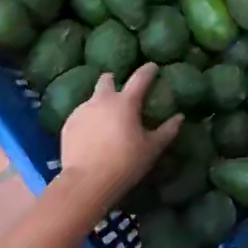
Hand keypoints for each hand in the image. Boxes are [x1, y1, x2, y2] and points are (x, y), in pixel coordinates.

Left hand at [60, 64, 182, 206]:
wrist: (88, 181)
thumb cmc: (125, 163)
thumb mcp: (152, 149)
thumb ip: (167, 131)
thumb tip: (179, 117)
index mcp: (125, 103)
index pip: (140, 78)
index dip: (148, 70)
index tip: (153, 66)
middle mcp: (101, 100)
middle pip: (106, 80)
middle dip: (113, 81)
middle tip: (120, 91)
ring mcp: (81, 111)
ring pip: (92, 99)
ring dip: (100, 104)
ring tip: (106, 121)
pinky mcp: (68, 124)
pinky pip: (81, 115)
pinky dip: (89, 120)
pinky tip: (92, 136)